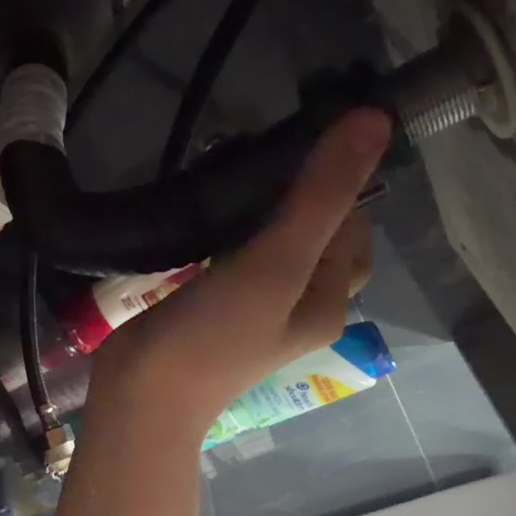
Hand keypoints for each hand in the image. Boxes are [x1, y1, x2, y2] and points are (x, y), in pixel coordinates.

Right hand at [93, 108, 389, 430]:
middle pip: (309, 229)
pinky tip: (202, 200)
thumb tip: (374, 119)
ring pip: (268, 237)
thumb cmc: (214, 338)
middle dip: (292, 186)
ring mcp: (250, 303)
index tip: (305, 130)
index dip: (336, 176)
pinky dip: (223, 222)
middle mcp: (296, 301)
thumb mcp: (277, 265)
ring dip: (256, 202)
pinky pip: (228, 250)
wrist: (140, 396)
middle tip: (261, 145)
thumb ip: (321, 197)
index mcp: (326, 299)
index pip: (350, 223)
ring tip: (228, 161)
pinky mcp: (208, 300)